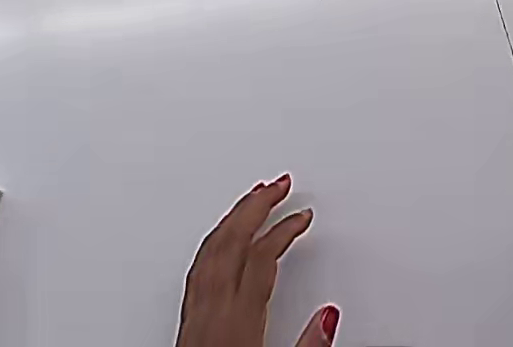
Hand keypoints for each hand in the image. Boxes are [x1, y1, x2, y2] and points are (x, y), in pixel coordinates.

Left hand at [177, 175, 338, 346]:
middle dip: (257, 205)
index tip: (303, 215)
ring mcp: (193, 318)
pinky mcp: (183, 327)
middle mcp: (209, 312)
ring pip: (210, 250)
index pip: (262, 256)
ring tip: (254, 197)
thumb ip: (306, 346)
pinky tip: (224, 236)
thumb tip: (329, 314)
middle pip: (232, 240)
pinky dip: (214, 240)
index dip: (285, 229)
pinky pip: (198, 267)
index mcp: (235, 323)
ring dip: (234, 216)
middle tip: (280, 182)